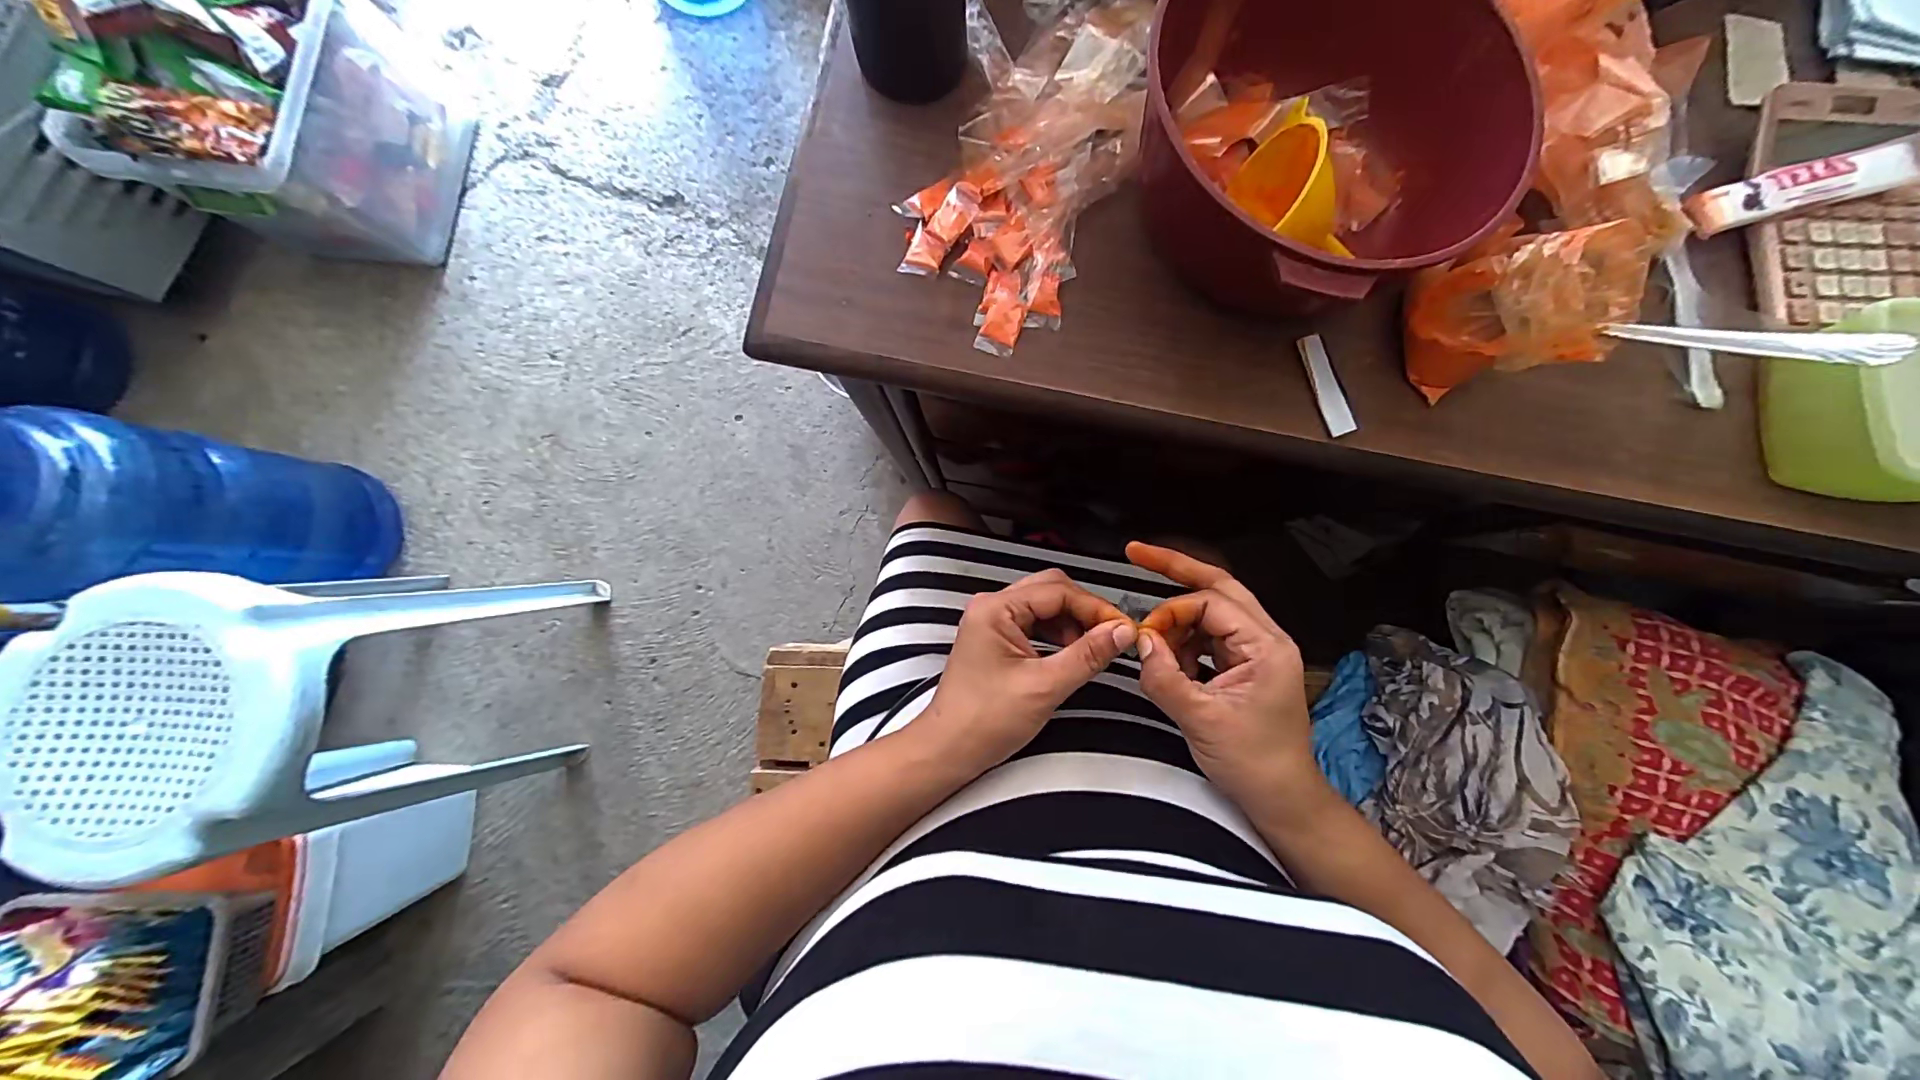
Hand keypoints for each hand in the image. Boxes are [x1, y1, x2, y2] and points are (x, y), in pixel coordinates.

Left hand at [913, 569, 1136, 771]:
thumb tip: (1120, 631)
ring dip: (1073, 624)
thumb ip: (1087, 655)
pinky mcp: (996, 641)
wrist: (949, 750)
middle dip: (1086, 611)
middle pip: (1052, 591)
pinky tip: (1073, 654)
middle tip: (1114, 634)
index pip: (1058, 591)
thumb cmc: (981, 721)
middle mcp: (991, 608)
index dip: (1096, 608)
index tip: (1123, 628)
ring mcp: (992, 623)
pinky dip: (1058, 636)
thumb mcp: (1045, 686)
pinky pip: (1035, 625)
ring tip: (1096, 648)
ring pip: (1045, 608)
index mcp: (995, 609)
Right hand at [1125, 543, 1329, 818]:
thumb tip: (1139, 642)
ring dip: (1176, 621)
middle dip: (1176, 569)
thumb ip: (1164, 676)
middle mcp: (1264, 642)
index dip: (1171, 613)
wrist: (1280, 797)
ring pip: (1209, 612)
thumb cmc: (1256, 764)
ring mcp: (1254, 653)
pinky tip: (1168, 661)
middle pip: (1217, 587)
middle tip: (1139, 553)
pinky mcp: (1242, 667)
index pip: (1209, 603)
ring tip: (1153, 644)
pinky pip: (1206, 637)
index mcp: (1265, 648)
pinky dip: (1182, 642)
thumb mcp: (1201, 720)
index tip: (1145, 636)